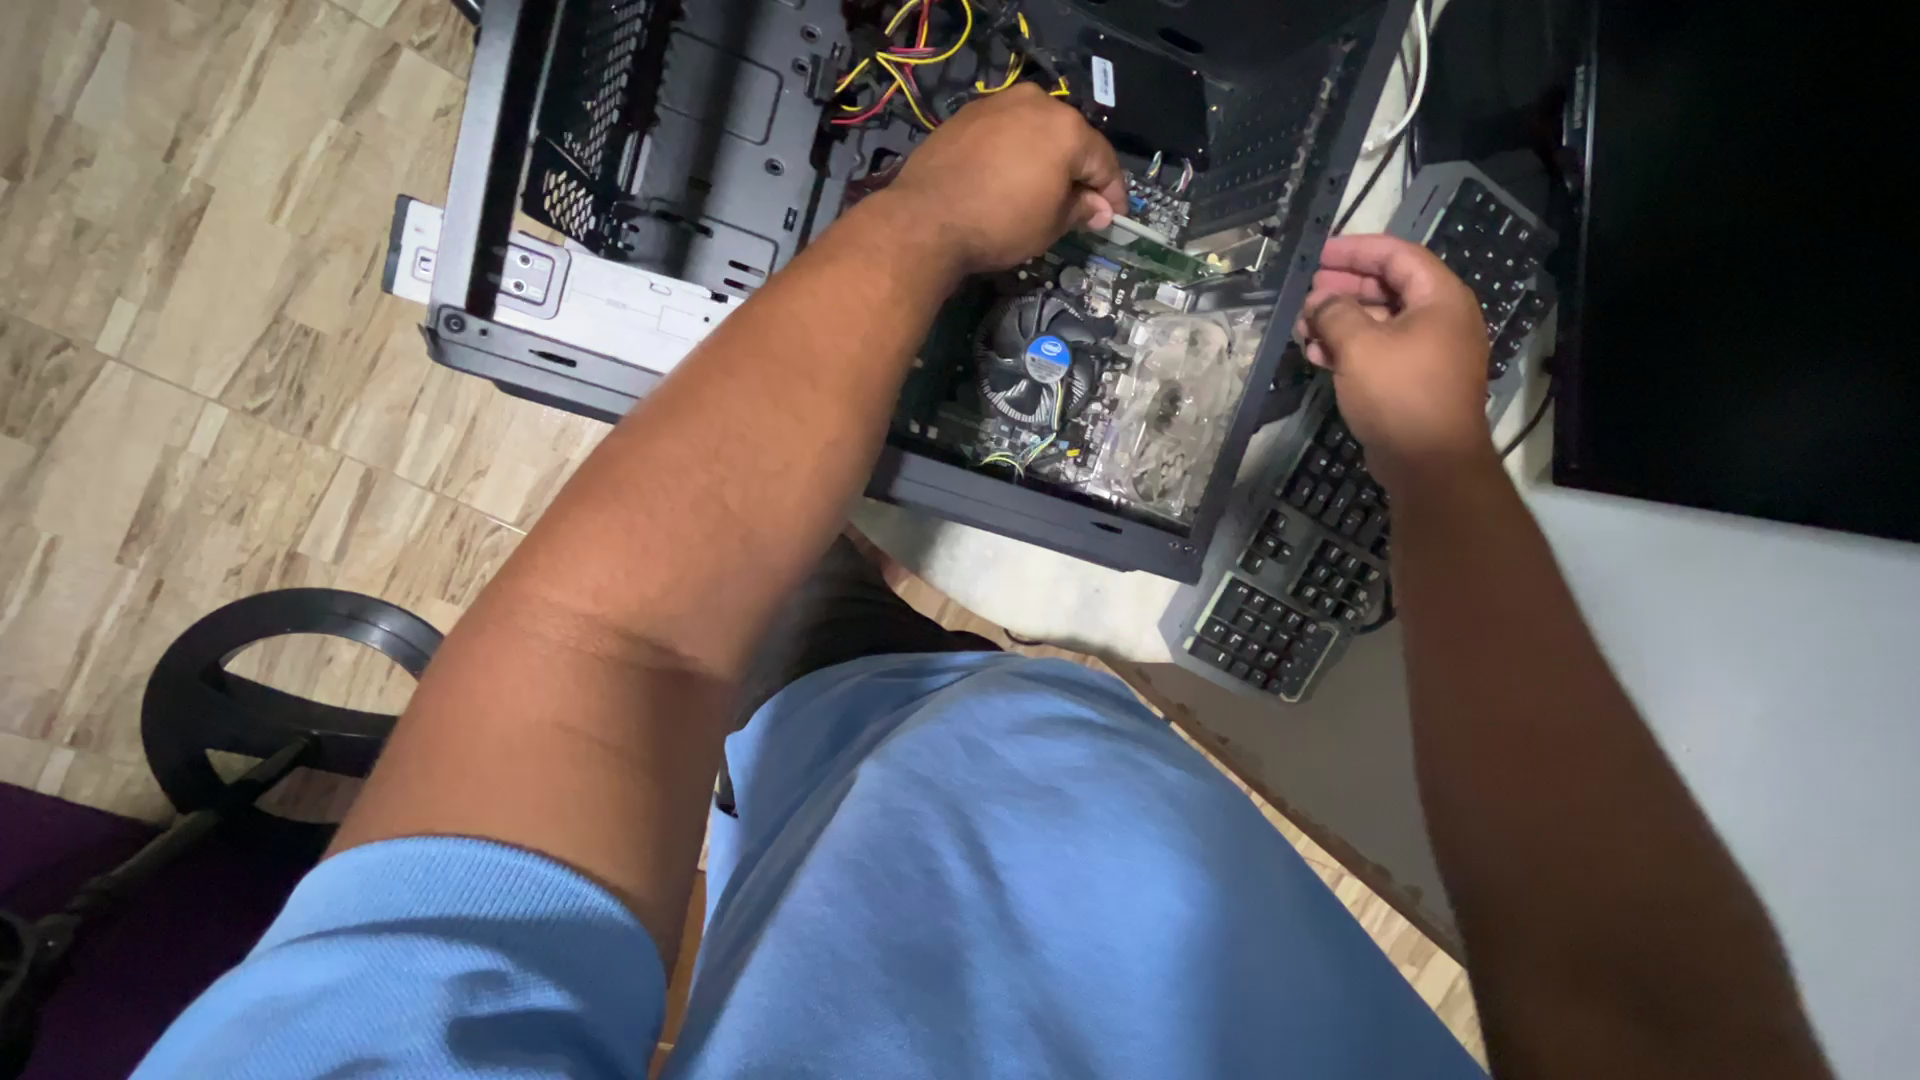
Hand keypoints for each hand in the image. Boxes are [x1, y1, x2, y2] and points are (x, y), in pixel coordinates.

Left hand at [882, 84, 1125, 275]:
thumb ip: (1080, 210)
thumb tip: (1099, 209)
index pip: (1103, 161)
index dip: (1113, 193)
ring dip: (1044, 160)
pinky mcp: (966, 115)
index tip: (1114, 217)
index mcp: (1067, 128)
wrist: (927, 219)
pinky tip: (1007, 180)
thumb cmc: (1000, 224)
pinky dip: (1012, 155)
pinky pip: (1003, 134)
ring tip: (1042, 192)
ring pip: (1034, 132)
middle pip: (1069, 139)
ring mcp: (997, 104)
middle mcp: (1036, 103)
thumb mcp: (1050, 226)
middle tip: (1079, 206)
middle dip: (1078, 173)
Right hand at [1295, 234, 1495, 489]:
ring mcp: (1428, 350)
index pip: (1396, 255)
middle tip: (1306, 293)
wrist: (1429, 459)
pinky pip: (1378, 350)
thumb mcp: (1360, 346)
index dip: (1355, 250)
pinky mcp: (1413, 379)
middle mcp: (1439, 317)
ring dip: (1339, 321)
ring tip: (1302, 328)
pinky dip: (1349, 348)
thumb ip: (1334, 314)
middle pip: (1387, 287)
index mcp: (1439, 297)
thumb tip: (1318, 301)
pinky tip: (1317, 355)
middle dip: (1343, 288)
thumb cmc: (1399, 392)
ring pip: (1379, 321)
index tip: (1317, 254)